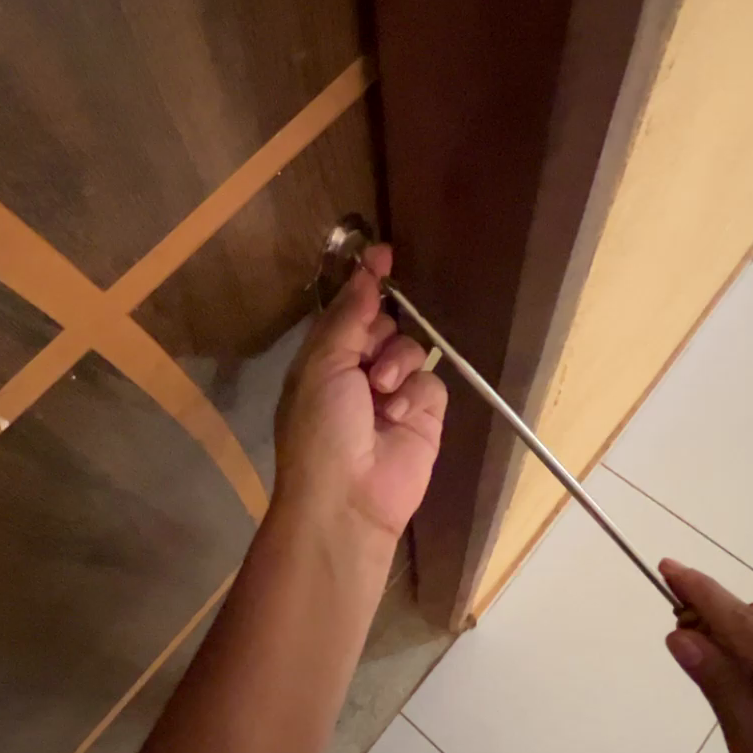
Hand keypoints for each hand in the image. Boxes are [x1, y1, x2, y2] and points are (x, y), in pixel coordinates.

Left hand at [272, 244, 446, 542]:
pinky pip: (431, 381)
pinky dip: (414, 393)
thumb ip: (347, 316)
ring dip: (396, 363)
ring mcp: (394, 393)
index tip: (383, 254)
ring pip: (411, 348)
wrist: (348, 498)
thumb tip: (366, 272)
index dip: (364, 284)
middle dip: (380, 331)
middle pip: (384, 323)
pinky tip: (398, 414)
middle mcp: (358, 371)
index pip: (348, 310)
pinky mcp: (424, 414)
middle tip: (367, 357)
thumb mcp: (322, 365)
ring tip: (380, 393)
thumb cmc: (321, 428)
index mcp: (324, 358)